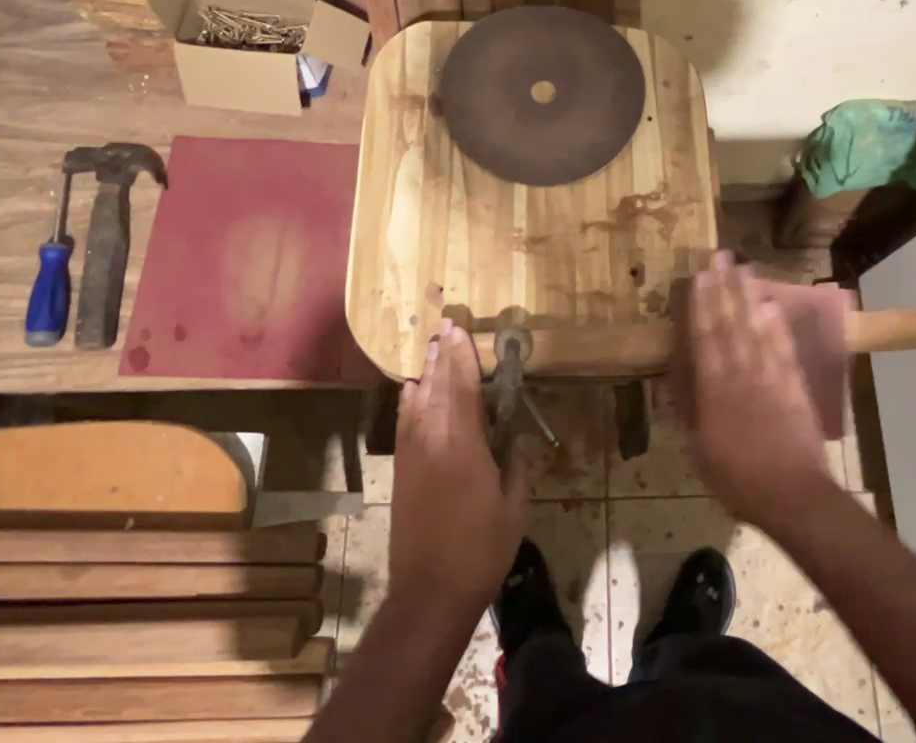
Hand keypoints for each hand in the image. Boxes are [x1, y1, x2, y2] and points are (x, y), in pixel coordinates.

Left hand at [389, 318, 527, 618]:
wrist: (429, 590)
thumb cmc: (482, 549)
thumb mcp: (514, 505)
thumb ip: (513, 463)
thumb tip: (511, 436)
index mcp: (465, 445)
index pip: (463, 387)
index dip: (463, 356)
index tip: (461, 330)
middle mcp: (433, 440)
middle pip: (438, 386)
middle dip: (443, 355)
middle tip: (446, 326)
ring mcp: (412, 454)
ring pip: (417, 401)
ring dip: (426, 372)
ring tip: (432, 347)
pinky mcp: (401, 470)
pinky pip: (405, 422)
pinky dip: (410, 401)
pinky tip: (412, 390)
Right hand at [680, 251, 838, 530]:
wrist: (793, 495)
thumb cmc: (738, 479)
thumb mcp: (700, 449)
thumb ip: (690, 409)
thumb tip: (679, 375)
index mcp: (714, 390)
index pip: (705, 338)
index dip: (701, 305)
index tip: (698, 276)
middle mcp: (742, 374)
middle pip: (731, 324)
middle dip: (724, 288)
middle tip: (721, 256)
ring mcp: (771, 377)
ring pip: (757, 328)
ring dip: (749, 297)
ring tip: (744, 269)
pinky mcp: (794, 386)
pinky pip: (784, 348)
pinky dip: (777, 325)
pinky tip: (772, 305)